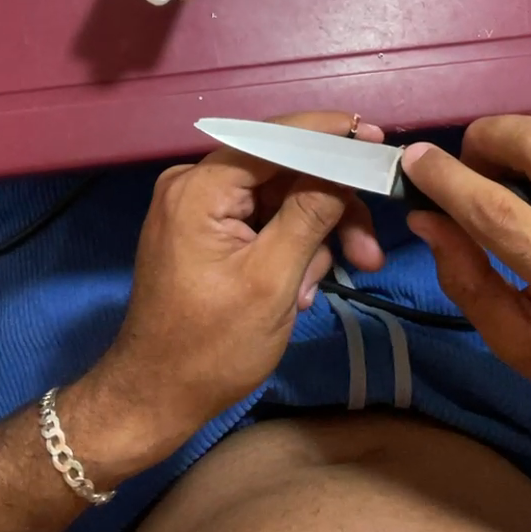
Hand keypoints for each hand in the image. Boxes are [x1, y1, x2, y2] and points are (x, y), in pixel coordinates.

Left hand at [82, 111, 386, 460]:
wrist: (155, 397)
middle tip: (369, 254)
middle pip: (283, 173)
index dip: (328, 134)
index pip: (274, 138)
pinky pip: (261, 223)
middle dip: (329, 211)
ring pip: (278, 201)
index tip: (374, 136)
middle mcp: (195, 184)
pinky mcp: (205, 231)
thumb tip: (342, 166)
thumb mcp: (272, 280)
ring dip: (310, 242)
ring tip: (314, 293)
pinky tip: (298, 293)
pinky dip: (287, 251)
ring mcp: (198, 208)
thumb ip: (309, 215)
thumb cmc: (211, 346)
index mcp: (201, 187)